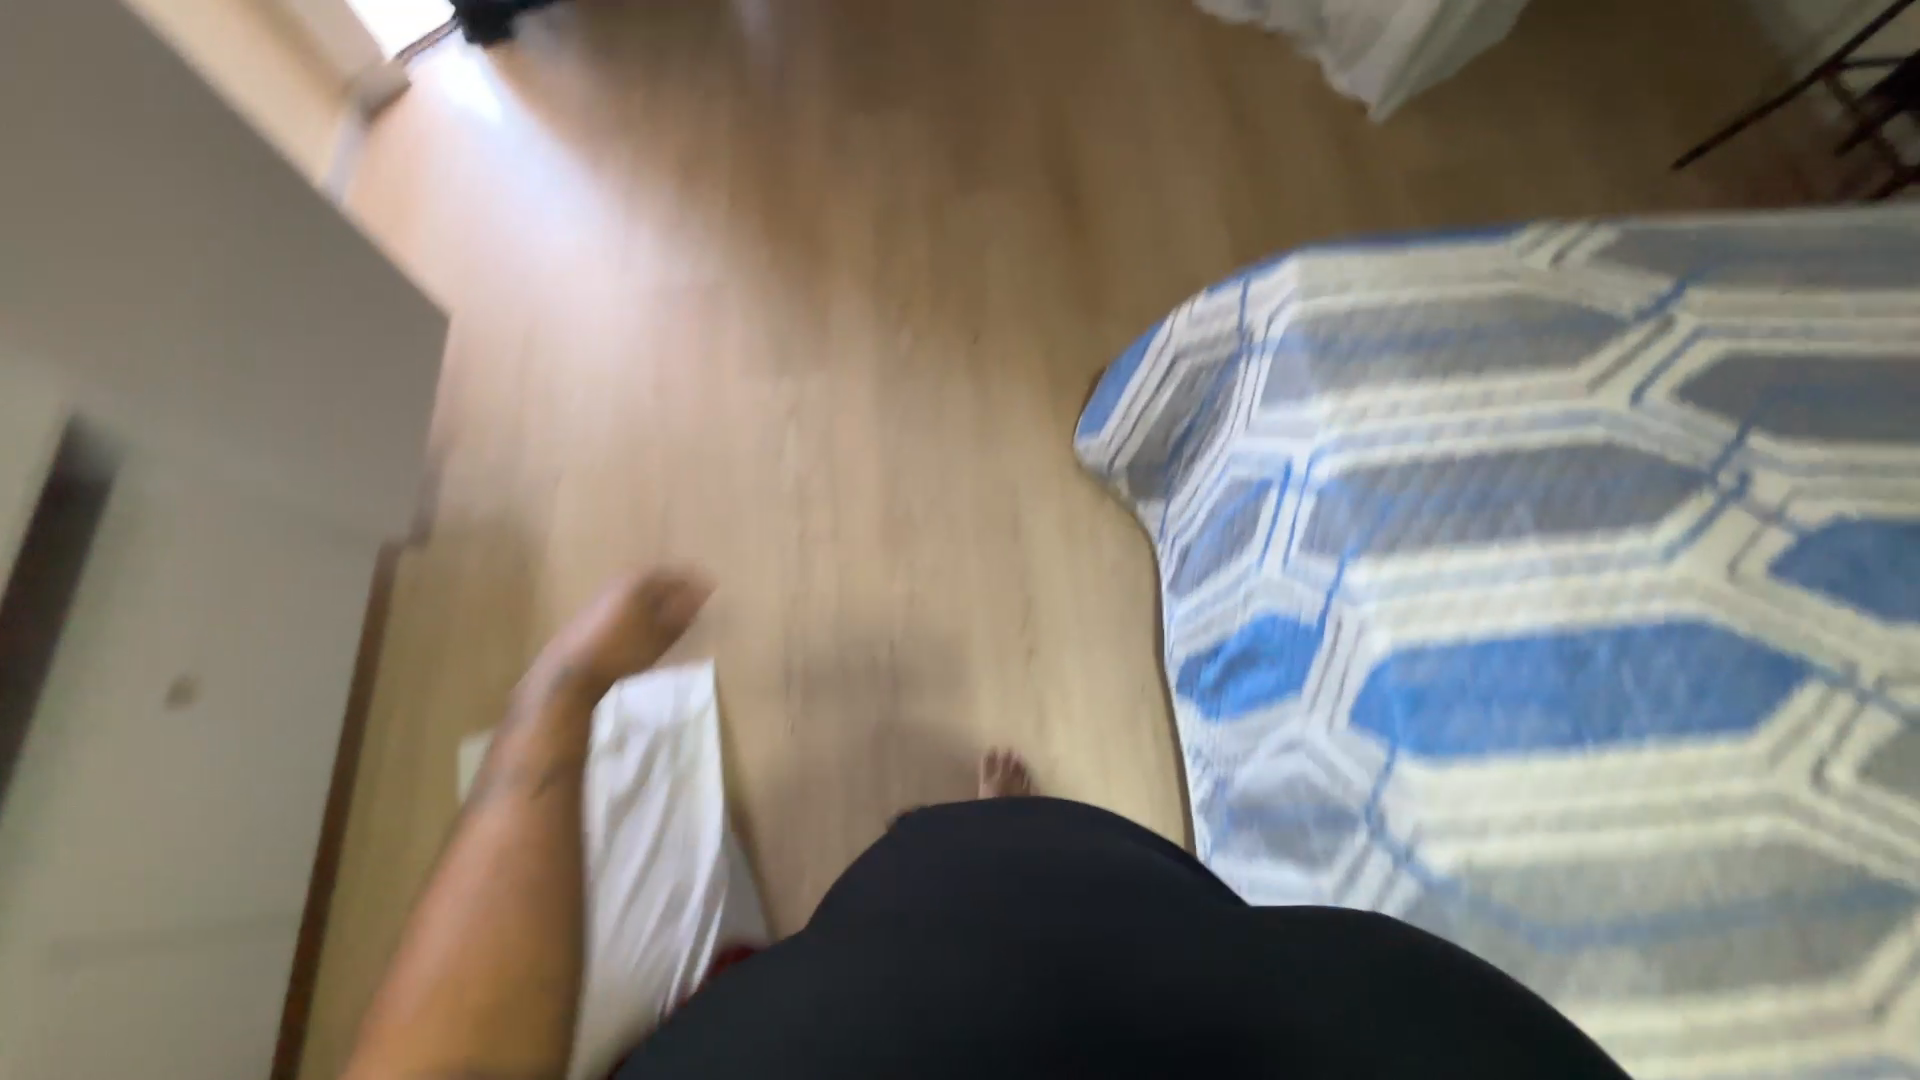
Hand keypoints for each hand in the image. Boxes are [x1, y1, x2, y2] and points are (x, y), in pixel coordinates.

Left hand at [531, 568, 714, 699]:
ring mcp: (605, 596)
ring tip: (674, 621)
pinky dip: (644, 612)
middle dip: (677, 592)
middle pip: (658, 581)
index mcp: (639, 581)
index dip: (695, 582)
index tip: (710, 592)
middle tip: (694, 607)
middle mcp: (621, 582)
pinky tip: (647, 630)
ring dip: (660, 603)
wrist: (572, 672)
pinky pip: (630, 604)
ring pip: (642, 593)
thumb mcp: (662, 633)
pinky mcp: (594, 613)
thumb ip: (685, 610)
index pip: (676, 573)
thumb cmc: (623, 651)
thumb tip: (706, 589)